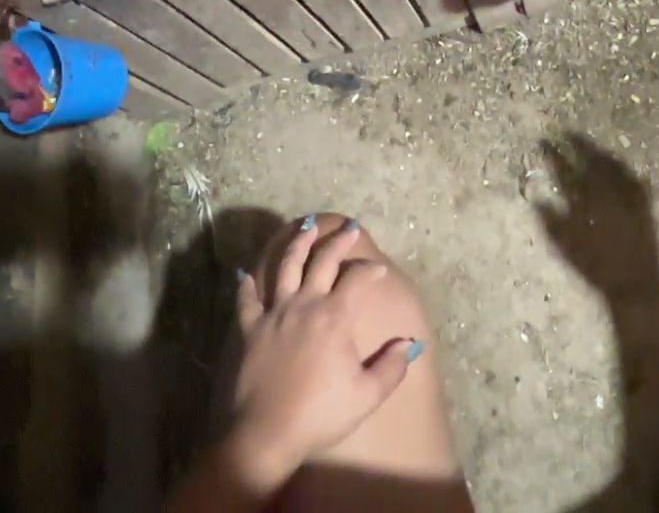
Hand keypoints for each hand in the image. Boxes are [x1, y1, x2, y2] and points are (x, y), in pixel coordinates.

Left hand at [224, 219, 419, 491]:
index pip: (357, 279)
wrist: (264, 434)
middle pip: (323, 261)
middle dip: (339, 241)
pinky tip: (248, 272)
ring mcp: (273, 313)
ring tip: (306, 226)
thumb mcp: (366, 396)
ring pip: (286, 266)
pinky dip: (248, 282)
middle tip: (349, 226)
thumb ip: (391, 366)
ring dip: (298, 243)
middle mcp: (304, 304)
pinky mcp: (248, 327)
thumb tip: (411, 343)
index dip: (371, 270)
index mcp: (335, 316)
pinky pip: (247, 297)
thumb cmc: (320, 415)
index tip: (378, 268)